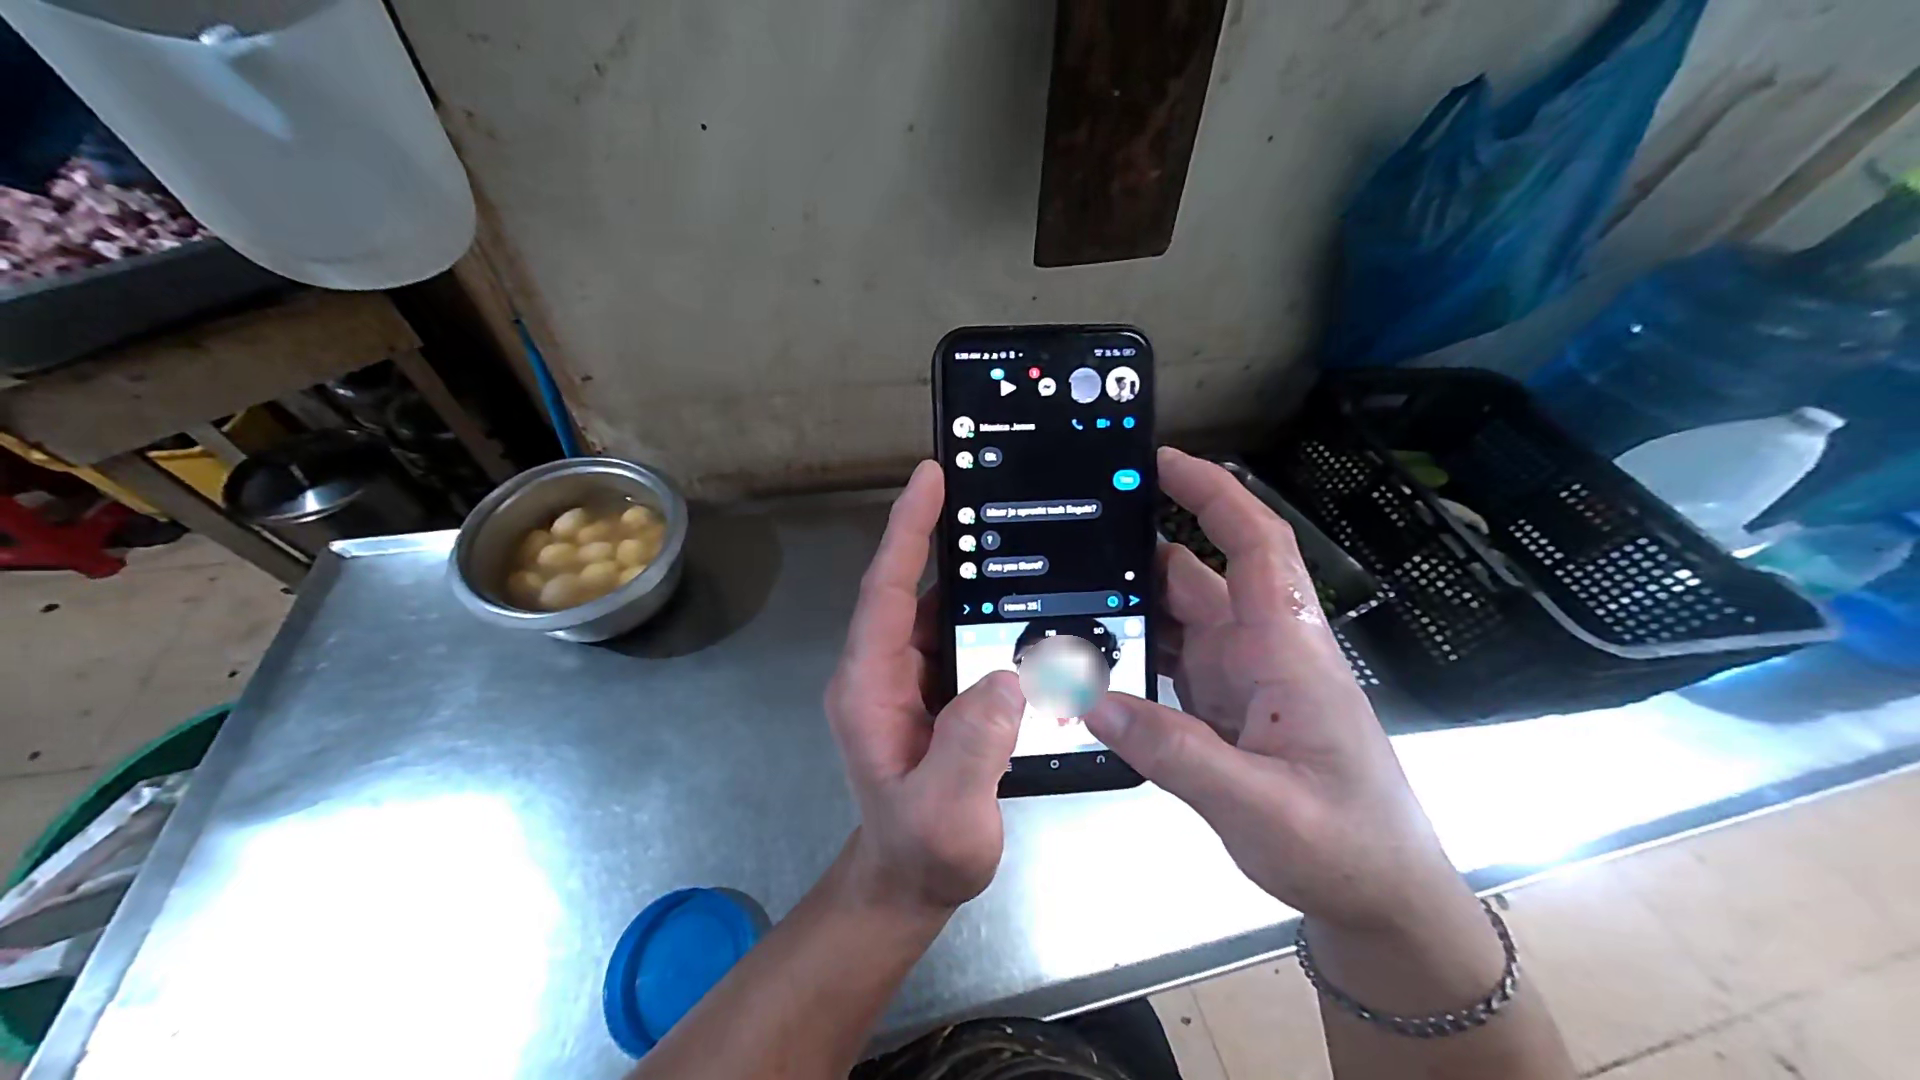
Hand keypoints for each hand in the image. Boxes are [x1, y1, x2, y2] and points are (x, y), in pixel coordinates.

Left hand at [824, 460, 1025, 917]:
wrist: (912, 881)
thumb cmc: (921, 851)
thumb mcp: (945, 814)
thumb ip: (970, 750)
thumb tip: (1005, 677)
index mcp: (870, 684)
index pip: (884, 589)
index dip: (906, 529)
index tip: (931, 477)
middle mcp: (883, 670)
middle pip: (912, 588)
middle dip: (947, 539)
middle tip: (996, 496)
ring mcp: (908, 679)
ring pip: (939, 611)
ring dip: (977, 580)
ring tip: (1026, 544)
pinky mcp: (934, 691)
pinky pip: (959, 638)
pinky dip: (989, 618)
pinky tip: (1029, 610)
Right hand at [1086, 448, 1465, 933]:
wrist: (1378, 897)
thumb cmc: (1344, 844)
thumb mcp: (1261, 806)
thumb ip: (1177, 753)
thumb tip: (1094, 701)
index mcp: (1284, 648)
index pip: (1253, 545)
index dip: (1212, 494)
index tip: (1161, 460)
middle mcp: (1260, 648)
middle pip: (1196, 575)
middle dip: (1140, 547)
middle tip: (1073, 537)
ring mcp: (1239, 677)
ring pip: (1177, 616)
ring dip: (1130, 603)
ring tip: (1065, 596)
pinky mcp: (1221, 705)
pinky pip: (1170, 658)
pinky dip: (1133, 650)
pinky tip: (1091, 658)